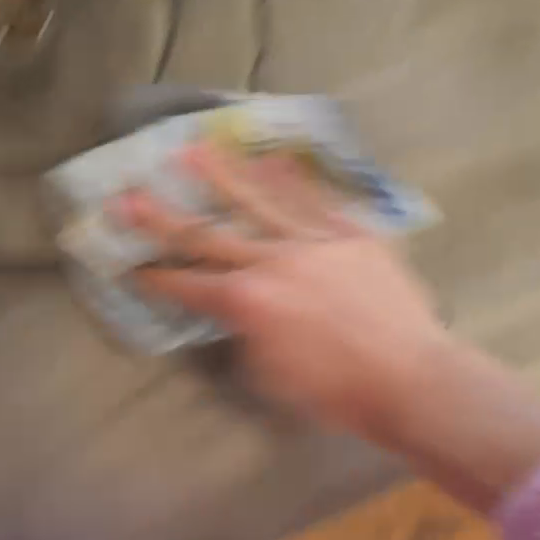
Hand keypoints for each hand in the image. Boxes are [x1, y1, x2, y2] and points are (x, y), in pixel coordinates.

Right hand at [123, 143, 539, 510]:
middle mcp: (271, 262)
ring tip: (194, 148)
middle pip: (205, 234)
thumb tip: (238, 312)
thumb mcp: (268, 375)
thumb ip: (243, 334)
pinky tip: (272, 159)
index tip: (130, 262)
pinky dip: (291, 180)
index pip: (187, 284)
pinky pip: (316, 201)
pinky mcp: (352, 235)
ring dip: (221, 175)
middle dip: (160, 217)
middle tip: (128, 194)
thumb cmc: (334, 392)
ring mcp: (313, 241)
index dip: (154, 275)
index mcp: (246, 302)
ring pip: (259, 201)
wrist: (411, 379)